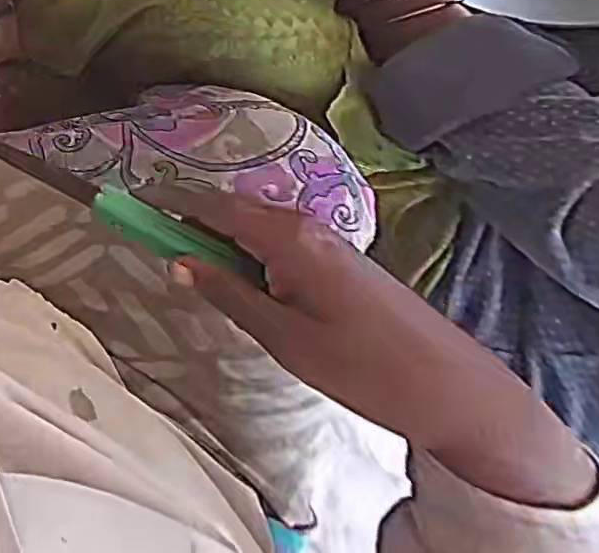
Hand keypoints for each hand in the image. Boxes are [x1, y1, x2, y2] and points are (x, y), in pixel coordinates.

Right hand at [145, 186, 598, 508]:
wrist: (468, 396)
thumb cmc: (369, 370)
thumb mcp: (285, 338)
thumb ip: (227, 292)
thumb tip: (177, 261)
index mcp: (287, 238)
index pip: (209, 206)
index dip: (166, 202)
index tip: (130, 201)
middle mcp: (303, 224)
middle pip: (227, 207)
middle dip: (187, 217)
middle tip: (156, 238)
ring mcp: (324, 236)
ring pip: (250, 221)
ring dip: (215, 233)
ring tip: (194, 261)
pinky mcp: (336, 254)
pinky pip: (273, 235)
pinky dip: (243, 244)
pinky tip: (242, 274)